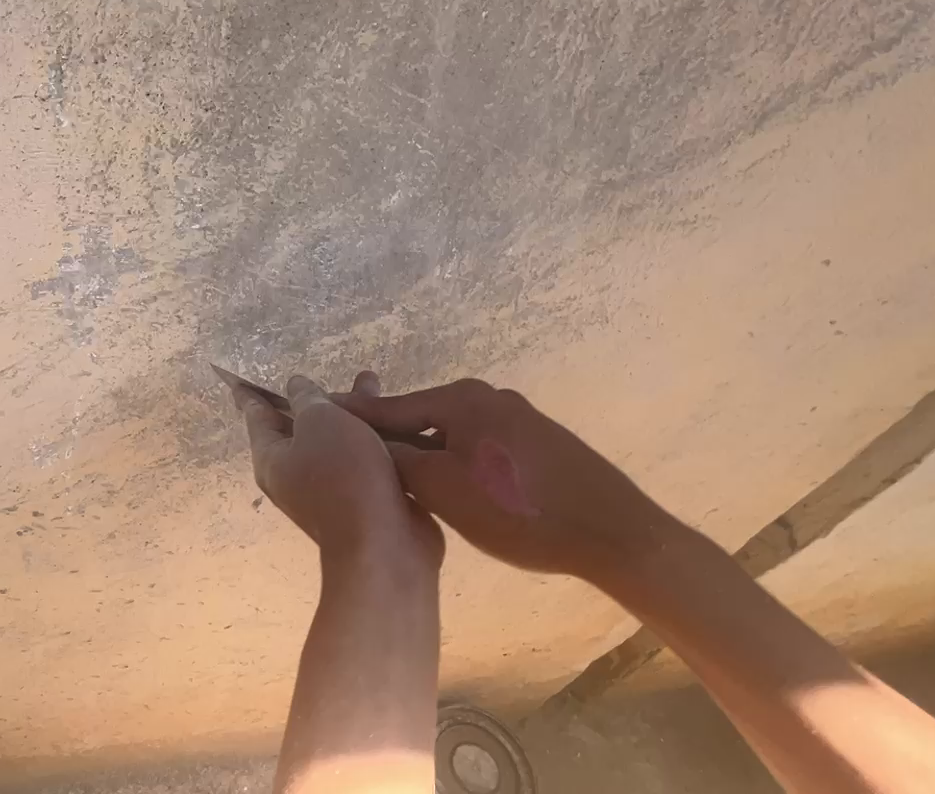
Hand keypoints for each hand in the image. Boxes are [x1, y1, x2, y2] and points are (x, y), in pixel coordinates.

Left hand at [237, 372, 443, 566]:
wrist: (385, 547)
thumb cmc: (343, 476)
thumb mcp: (321, 423)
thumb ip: (308, 400)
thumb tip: (294, 386)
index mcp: (271, 458)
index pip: (255, 415)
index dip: (249, 393)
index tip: (238, 378)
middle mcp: (294, 473)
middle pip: (298, 423)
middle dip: (313, 395)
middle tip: (318, 367)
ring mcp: (328, 487)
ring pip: (335, 436)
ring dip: (350, 408)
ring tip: (370, 378)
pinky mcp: (361, 495)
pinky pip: (360, 453)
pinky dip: (370, 431)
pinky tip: (390, 415)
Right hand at [332, 378, 674, 585]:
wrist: (617, 537)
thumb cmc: (517, 512)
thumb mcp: (440, 488)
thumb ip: (396, 460)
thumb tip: (366, 443)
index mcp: (461, 398)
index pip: (390, 406)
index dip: (352, 414)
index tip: (317, 410)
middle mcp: (488, 397)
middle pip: (421, 417)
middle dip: (389, 437)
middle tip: (356, 456)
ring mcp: (518, 418)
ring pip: (450, 434)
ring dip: (424, 452)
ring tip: (398, 478)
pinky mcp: (539, 444)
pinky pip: (478, 446)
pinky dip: (455, 460)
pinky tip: (449, 486)